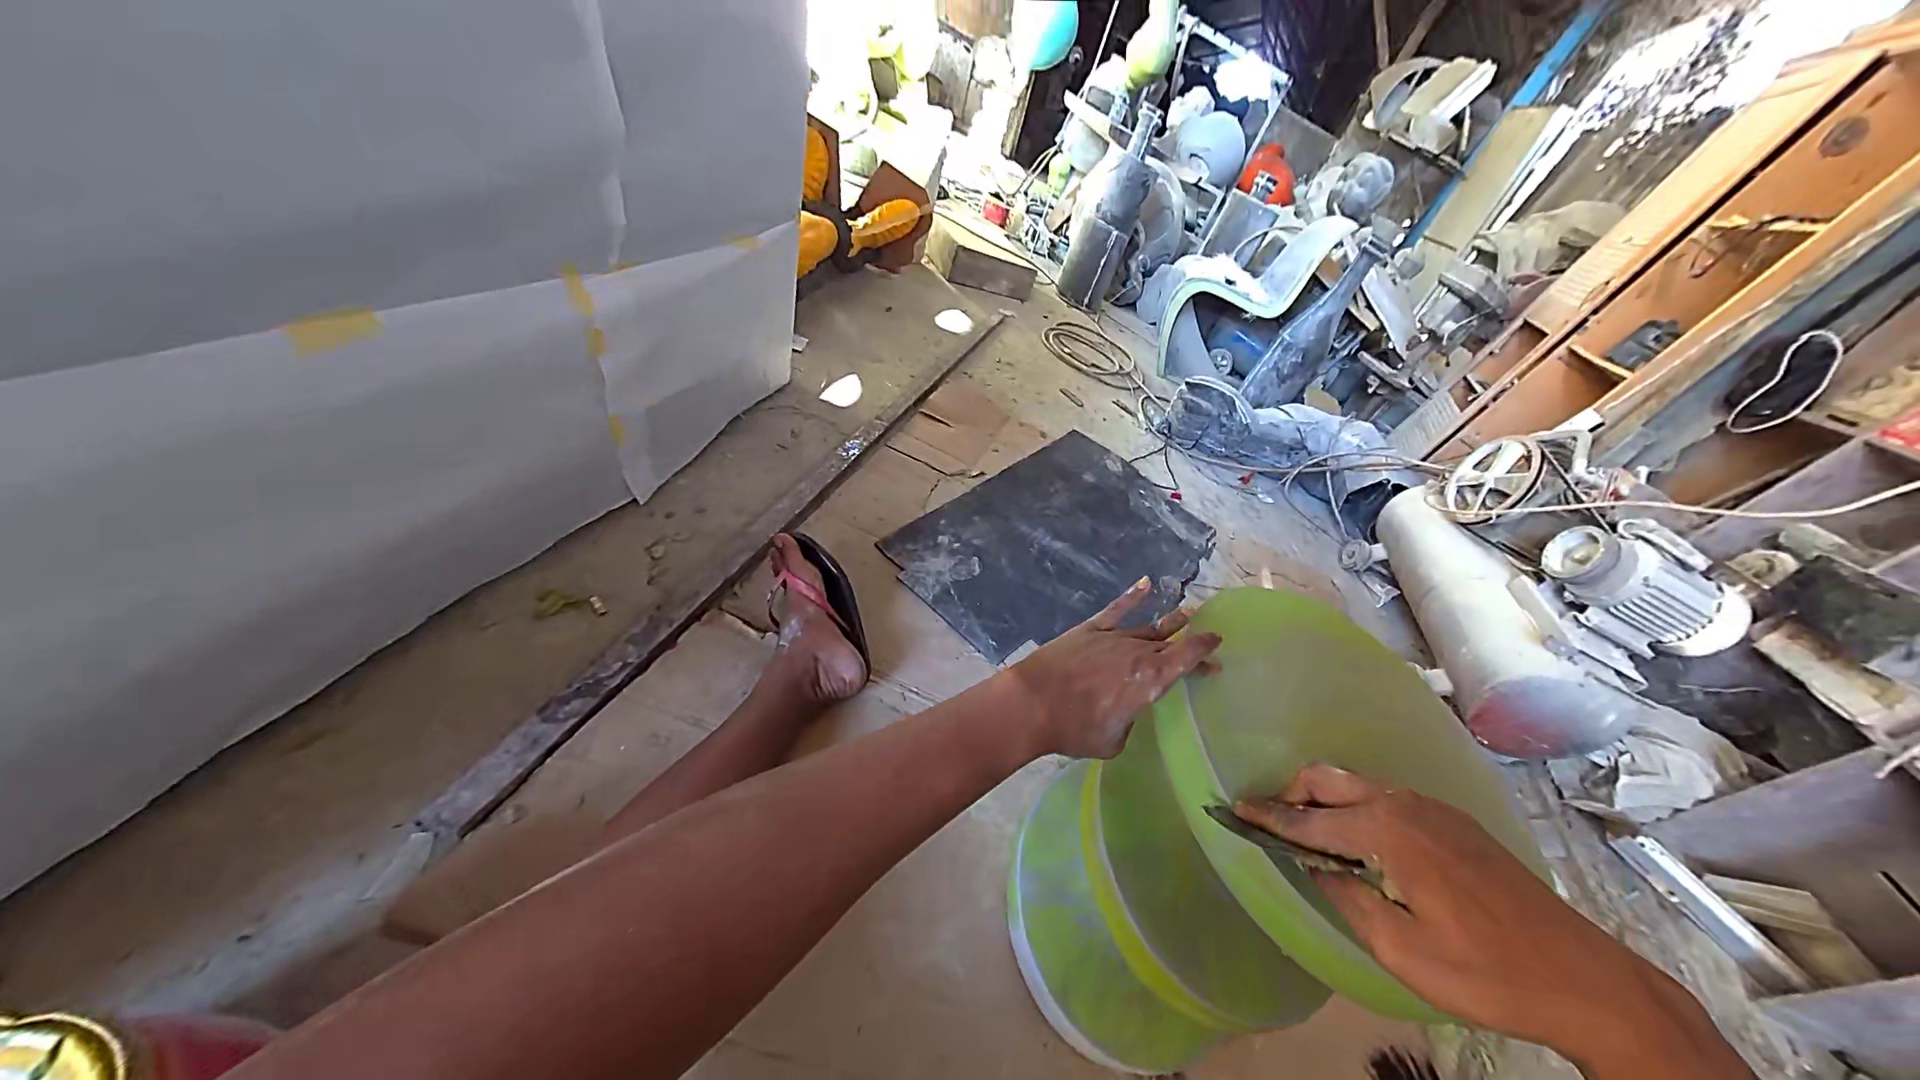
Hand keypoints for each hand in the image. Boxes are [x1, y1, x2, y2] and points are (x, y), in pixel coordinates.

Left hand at [1003, 577, 1219, 759]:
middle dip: (1190, 643)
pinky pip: (1116, 609)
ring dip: (1169, 622)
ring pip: (1148, 628)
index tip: (1217, 646)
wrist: (1031, 704)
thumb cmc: (1073, 729)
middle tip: (1205, 640)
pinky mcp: (1089, 630)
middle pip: (1171, 644)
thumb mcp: (1113, 740)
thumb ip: (1127, 722)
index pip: (1187, 659)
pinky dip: (1132, 595)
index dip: (1204, 652)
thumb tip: (1124, 711)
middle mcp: (1137, 653)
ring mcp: (1113, 637)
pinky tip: (1146, 583)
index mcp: (1150, 681)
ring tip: (1186, 614)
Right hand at [1235, 764, 1751, 1079]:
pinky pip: (1384, 797)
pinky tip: (1361, 841)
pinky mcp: (1452, 820)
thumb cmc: (1485, 973)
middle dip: (1291, 795)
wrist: (1588, 980)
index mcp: (1386, 832)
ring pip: (1355, 784)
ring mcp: (1431, 808)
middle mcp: (1403, 804)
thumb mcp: (1401, 949)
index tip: (1232, 808)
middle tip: (1271, 825)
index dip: (1266, 816)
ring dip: (1323, 800)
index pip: (1307, 820)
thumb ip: (1345, 895)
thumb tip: (1313, 864)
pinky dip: (1355, 807)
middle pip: (1326, 779)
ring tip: (1310, 835)